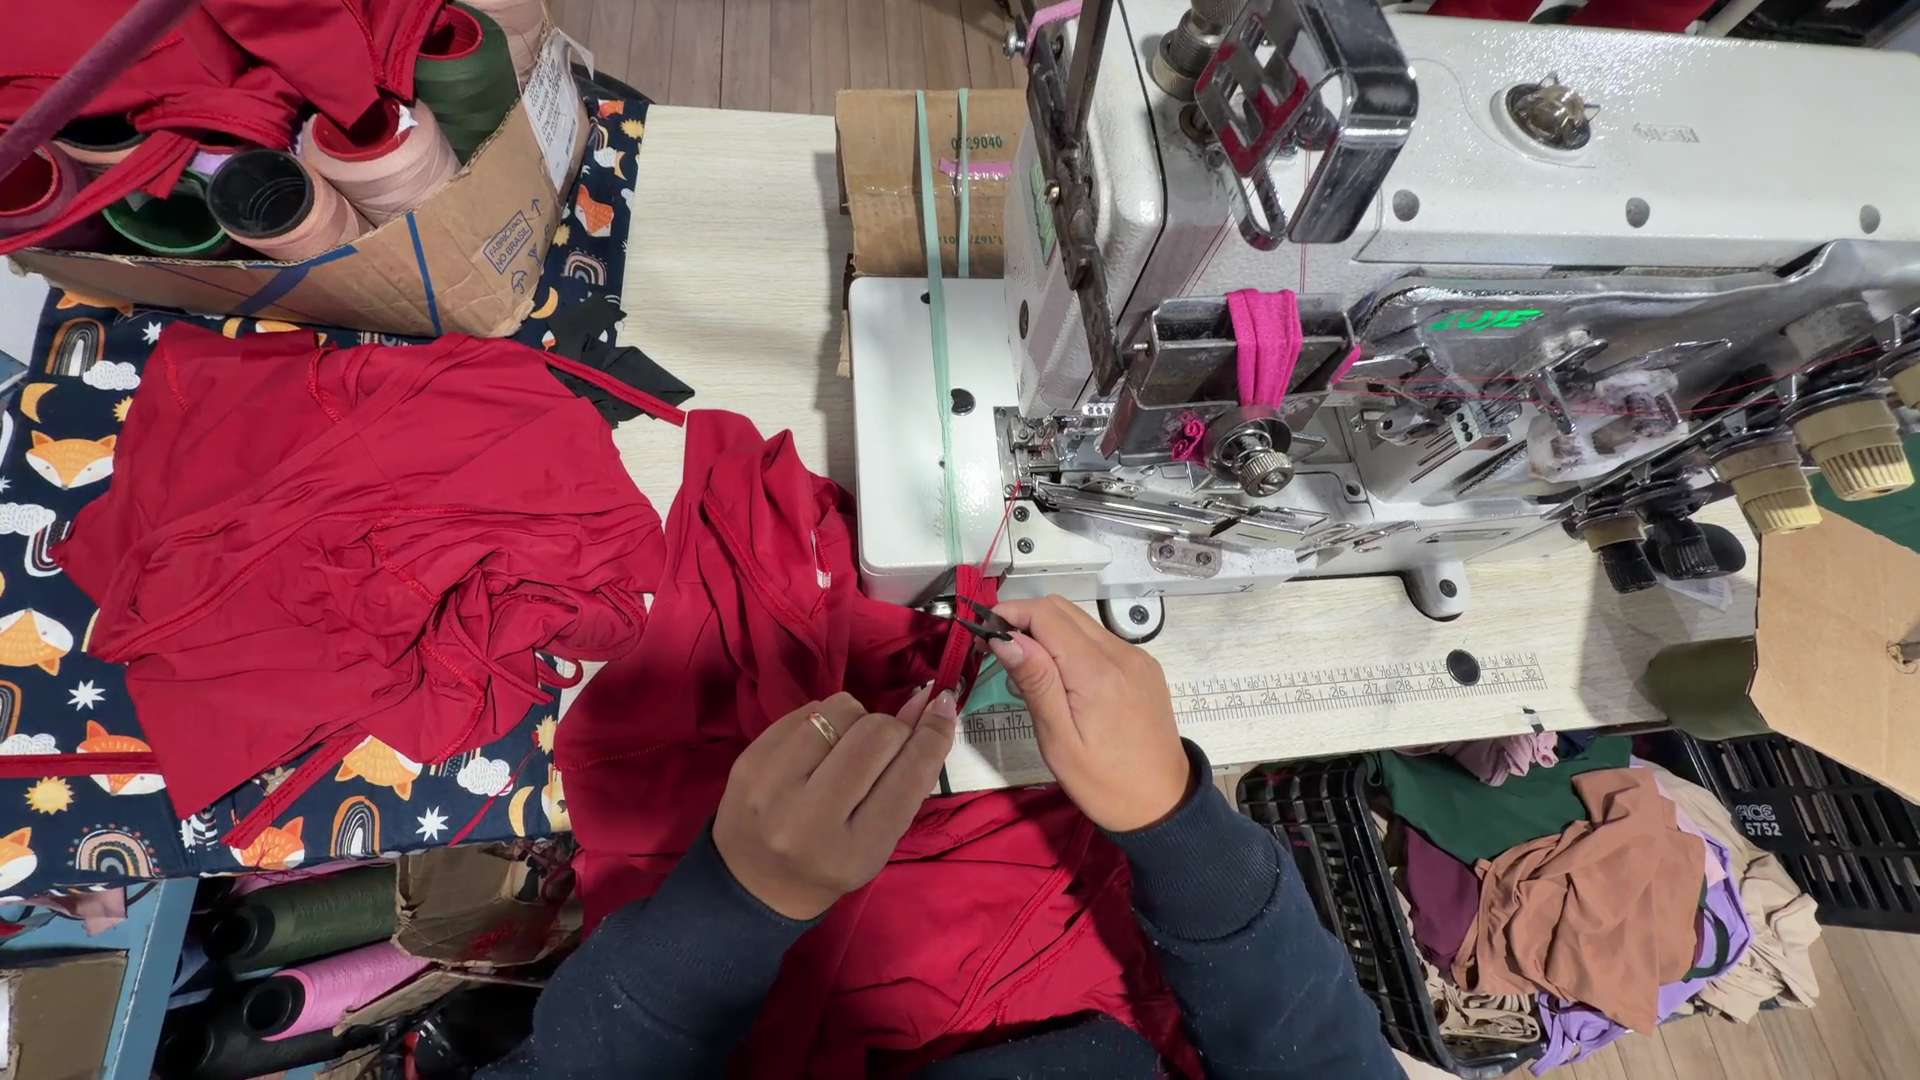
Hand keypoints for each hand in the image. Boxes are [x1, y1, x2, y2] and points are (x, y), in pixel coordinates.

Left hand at [712, 687, 956, 918]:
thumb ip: (911, 771)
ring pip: (841, 709)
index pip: (909, 775)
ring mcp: (771, 787)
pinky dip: (825, 719)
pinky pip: (808, 708)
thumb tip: (938, 701)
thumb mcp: (880, 836)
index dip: (934, 733)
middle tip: (885, 747)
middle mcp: (809, 820)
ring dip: (857, 719)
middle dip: (893, 729)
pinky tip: (817, 748)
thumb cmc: (832, 862)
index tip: (944, 705)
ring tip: (846, 748)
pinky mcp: (749, 759)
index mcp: (855, 852)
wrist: (752, 884)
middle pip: (877, 734)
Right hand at [988, 596, 1191, 831]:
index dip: (1010, 614)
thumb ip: (1035, 682)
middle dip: (1024, 618)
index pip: (1045, 614)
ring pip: (1080, 620)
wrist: (1163, 805)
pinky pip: (1099, 638)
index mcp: (1096, 671)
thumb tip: (1005, 638)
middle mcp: (1120, 653)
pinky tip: (1061, 675)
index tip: (985, 634)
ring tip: (1027, 665)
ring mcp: (1136, 656)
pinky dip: (1071, 643)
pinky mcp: (1143, 665)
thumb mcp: (1059, 740)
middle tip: (1000, 649)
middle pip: (1061, 608)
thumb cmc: (1104, 783)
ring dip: (1047, 630)